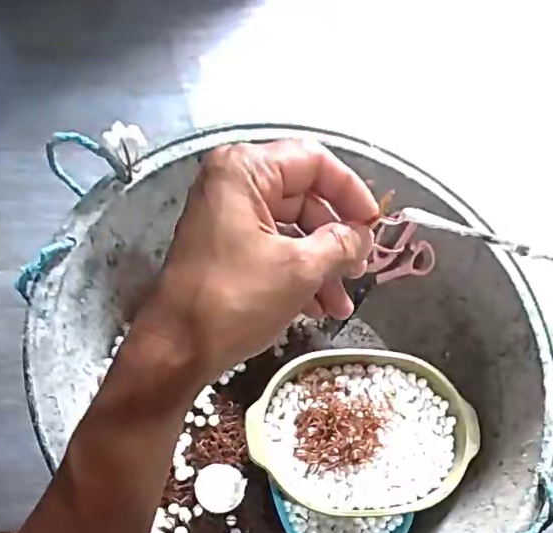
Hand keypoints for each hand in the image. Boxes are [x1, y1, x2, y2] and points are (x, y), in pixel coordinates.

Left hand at [130, 140, 377, 380]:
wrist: (178, 349)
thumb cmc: (235, 301)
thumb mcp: (298, 271)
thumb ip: (339, 246)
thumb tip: (363, 237)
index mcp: (246, 171)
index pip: (315, 162)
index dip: (351, 193)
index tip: (375, 227)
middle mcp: (233, 186)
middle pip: (304, 198)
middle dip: (337, 240)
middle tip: (360, 272)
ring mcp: (227, 221)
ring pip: (291, 233)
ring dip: (321, 268)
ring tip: (341, 306)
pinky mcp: (225, 254)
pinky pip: (273, 254)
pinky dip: (298, 278)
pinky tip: (318, 310)